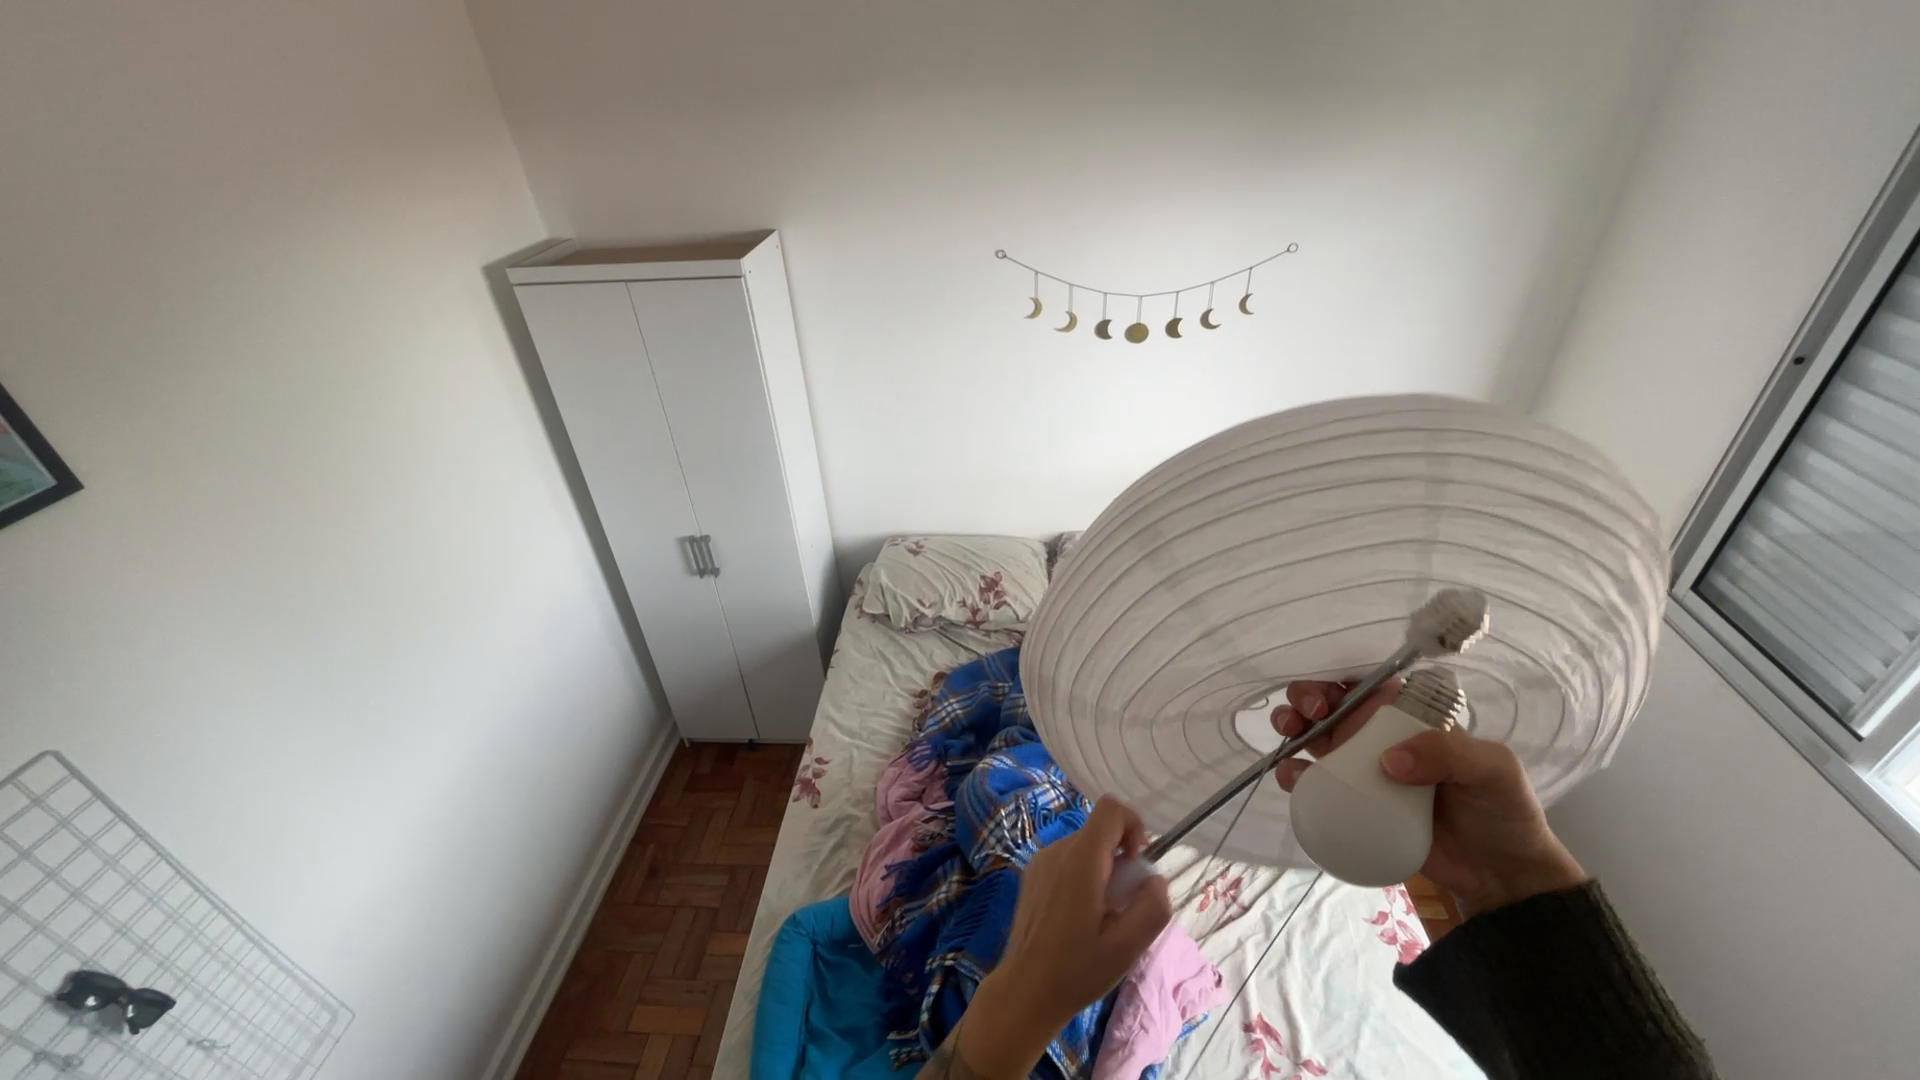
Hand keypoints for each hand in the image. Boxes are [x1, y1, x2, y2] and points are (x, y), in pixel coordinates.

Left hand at [949, 797, 1172, 1078]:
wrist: (1025, 990)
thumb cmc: (1077, 971)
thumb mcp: (1128, 947)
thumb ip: (1152, 908)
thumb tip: (1156, 879)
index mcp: (1080, 860)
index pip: (1111, 809)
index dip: (1134, 825)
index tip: (1137, 863)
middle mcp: (1057, 850)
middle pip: (1099, 830)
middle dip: (1121, 858)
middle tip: (1122, 902)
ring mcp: (1040, 861)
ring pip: (1084, 846)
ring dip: (1102, 870)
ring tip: (1101, 915)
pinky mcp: (1032, 875)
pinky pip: (1068, 860)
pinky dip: (1083, 876)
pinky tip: (1080, 917)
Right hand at [1272, 681, 1586, 917]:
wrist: (1499, 875)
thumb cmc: (1502, 811)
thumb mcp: (1493, 769)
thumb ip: (1447, 753)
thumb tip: (1389, 761)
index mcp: (1407, 719)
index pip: (1365, 685)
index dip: (1337, 680)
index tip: (1329, 697)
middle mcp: (1375, 737)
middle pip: (1328, 704)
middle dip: (1304, 698)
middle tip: (1307, 715)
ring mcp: (1358, 771)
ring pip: (1310, 736)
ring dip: (1289, 727)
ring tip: (1290, 739)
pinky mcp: (1348, 805)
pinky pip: (1311, 783)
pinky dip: (1291, 774)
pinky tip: (1293, 777)